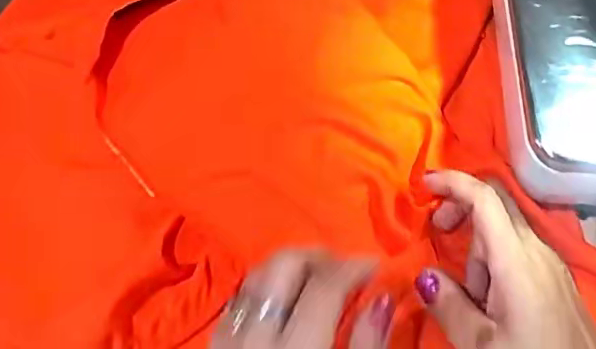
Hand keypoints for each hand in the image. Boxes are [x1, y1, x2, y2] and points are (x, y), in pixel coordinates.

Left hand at [213, 248, 393, 348]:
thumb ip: (366, 346)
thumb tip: (382, 297)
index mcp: (294, 345)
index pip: (324, 286)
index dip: (353, 267)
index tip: (376, 262)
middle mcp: (254, 334)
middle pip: (283, 266)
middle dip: (316, 256)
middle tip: (344, 264)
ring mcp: (228, 337)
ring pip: (256, 276)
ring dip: (287, 268)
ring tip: (315, 276)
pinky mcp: (213, 344)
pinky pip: (237, 300)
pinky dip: (261, 289)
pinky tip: (278, 298)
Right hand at [418, 170, 595, 348]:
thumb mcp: (481, 348)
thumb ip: (449, 304)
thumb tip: (427, 273)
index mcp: (518, 259)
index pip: (484, 195)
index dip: (452, 181)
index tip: (424, 184)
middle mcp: (540, 252)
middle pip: (497, 204)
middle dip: (462, 207)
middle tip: (438, 232)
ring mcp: (557, 269)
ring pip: (508, 231)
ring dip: (481, 244)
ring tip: (471, 294)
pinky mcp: (564, 289)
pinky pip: (524, 253)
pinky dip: (500, 260)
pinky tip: (494, 300)